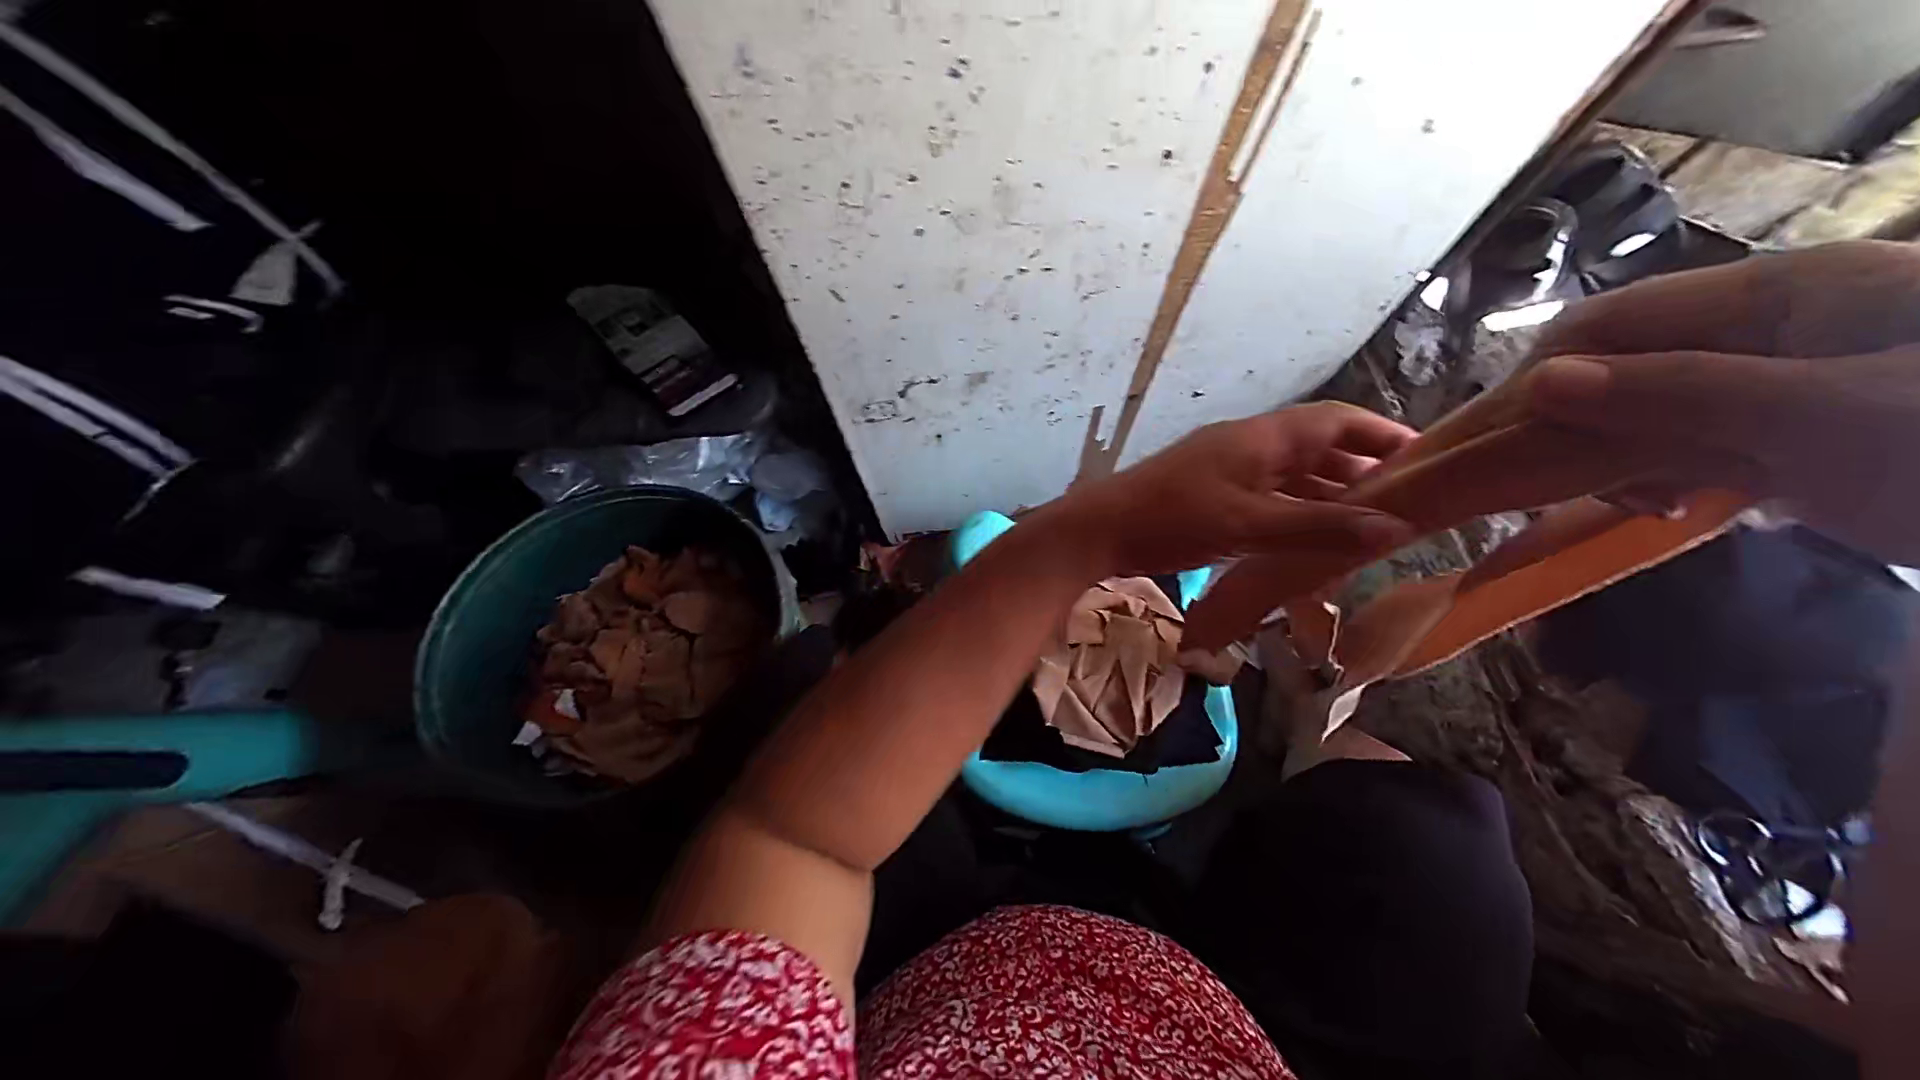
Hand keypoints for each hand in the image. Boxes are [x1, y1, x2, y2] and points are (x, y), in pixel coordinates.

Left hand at [1035, 401, 1416, 579]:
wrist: (1098, 531)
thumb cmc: (1172, 519)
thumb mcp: (1249, 524)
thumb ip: (1318, 526)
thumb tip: (1396, 526)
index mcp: (1262, 438)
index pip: (1336, 421)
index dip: (1381, 435)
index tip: (1423, 458)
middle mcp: (1248, 446)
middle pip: (1317, 449)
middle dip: (1360, 471)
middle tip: (1403, 503)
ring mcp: (1226, 470)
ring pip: (1290, 476)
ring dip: (1327, 496)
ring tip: (1367, 527)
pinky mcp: (1209, 495)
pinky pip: (1265, 496)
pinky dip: (1293, 512)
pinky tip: (1309, 538)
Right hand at [1523, 241, 1919, 563]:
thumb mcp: (1837, 420)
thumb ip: (1683, 394)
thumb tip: (1541, 386)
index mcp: (1775, 297)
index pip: (1604, 328)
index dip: (1530, 381)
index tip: (1478, 440)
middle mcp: (1764, 325)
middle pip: (1611, 367)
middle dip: (1554, 425)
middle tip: (1509, 481)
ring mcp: (1778, 374)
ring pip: (1638, 407)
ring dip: (1600, 454)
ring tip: (1611, 499)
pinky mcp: (1790, 421)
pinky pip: (1684, 438)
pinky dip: (1650, 472)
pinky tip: (1663, 501)